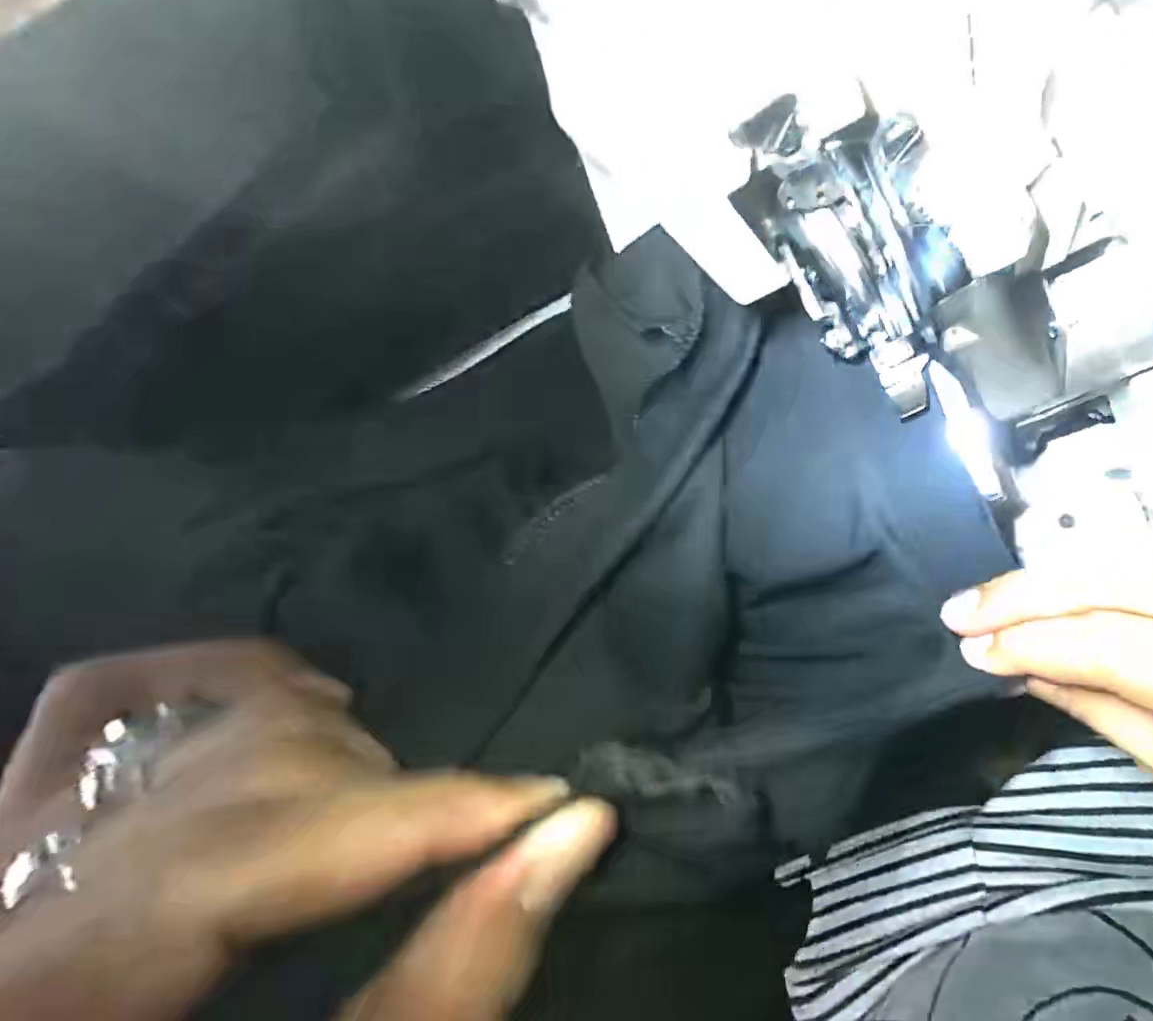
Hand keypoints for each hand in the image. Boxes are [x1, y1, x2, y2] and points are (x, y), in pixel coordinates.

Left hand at [0, 640, 615, 1020]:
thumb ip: (450, 981)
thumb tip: (577, 829)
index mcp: (50, 989)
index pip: (249, 857)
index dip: (421, 818)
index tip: (548, 806)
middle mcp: (4, 901)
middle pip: (245, 781)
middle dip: (392, 806)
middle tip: (479, 841)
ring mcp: (9, 843)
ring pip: (206, 729)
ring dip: (337, 759)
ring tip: (398, 822)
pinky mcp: (27, 818)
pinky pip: (103, 702)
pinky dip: (224, 681)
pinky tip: (314, 709)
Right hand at [940, 531, 1152, 888]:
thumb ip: (1104, 704)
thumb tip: (1016, 658)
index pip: (1131, 646)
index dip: (1039, 639)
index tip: (973, 641)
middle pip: (1135, 577)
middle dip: (1037, 591)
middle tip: (970, 607)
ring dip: (1071, 570)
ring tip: (1011, 595)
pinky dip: (1127, 559)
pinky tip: (1085, 579)